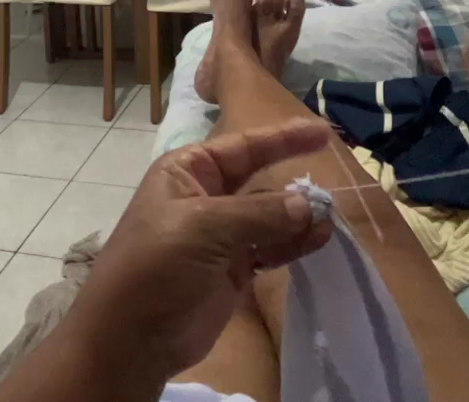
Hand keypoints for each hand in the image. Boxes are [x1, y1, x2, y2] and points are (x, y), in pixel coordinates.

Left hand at [63, 119, 333, 391]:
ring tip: (330, 217)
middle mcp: (205, 195)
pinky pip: (270, 247)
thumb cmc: (157, 262)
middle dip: (293, 178)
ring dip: (298, 216)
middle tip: (336, 181)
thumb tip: (308, 203)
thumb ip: (260, 213)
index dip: (282, 137)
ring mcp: (220, 234)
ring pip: (269, 215)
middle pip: (258, 178)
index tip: (322, 131)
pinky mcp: (233, 269)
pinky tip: (318, 238)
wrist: (132, 335)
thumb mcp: (204, 226)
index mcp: (188, 170)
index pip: (242, 145)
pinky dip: (293, 243)